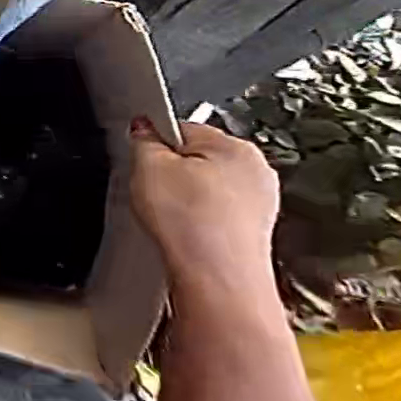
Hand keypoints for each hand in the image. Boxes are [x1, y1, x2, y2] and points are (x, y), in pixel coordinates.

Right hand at [129, 118, 281, 301]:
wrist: (216, 274)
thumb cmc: (191, 222)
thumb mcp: (148, 165)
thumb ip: (143, 138)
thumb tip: (144, 126)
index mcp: (237, 147)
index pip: (180, 128)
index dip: (153, 143)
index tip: (141, 159)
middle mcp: (257, 171)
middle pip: (193, 156)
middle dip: (168, 169)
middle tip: (152, 187)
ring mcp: (259, 200)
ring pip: (202, 184)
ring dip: (181, 194)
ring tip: (168, 211)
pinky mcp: (251, 225)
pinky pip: (211, 208)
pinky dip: (194, 215)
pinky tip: (183, 226)